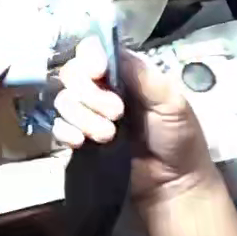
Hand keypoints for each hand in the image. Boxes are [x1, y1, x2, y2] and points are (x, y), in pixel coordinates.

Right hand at [52, 38, 216, 206]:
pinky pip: (58, 127)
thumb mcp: (171, 100)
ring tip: (108, 136)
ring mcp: (88, 114)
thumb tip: (110, 54)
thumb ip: (141, 75)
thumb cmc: (178, 138)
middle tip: (117, 114)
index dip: (89, 57)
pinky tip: (81, 142)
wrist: (173, 185)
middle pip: (72, 74)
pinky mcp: (79, 138)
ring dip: (83, 117)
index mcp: (124, 73)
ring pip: (65, 101)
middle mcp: (101, 88)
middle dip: (90, 94)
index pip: (93, 50)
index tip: (97, 72)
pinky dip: (66, 132)